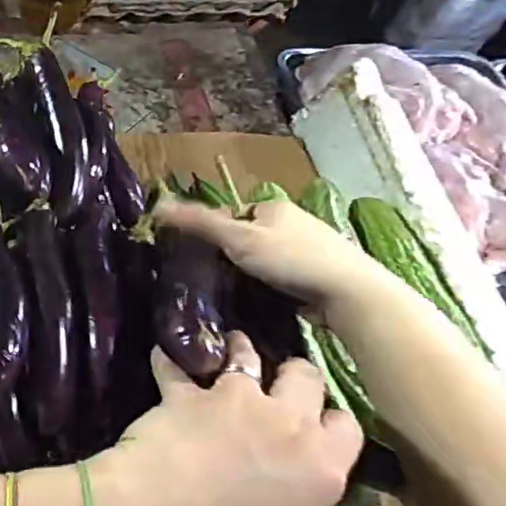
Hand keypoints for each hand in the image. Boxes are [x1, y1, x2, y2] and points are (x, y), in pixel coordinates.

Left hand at [88, 333, 362, 505]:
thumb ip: (281, 495)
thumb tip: (265, 488)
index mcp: (322, 470)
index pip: (345, 427)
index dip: (326, 418)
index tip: (312, 416)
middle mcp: (289, 426)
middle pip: (306, 379)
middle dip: (293, 373)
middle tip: (276, 375)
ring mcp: (238, 401)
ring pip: (247, 355)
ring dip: (237, 348)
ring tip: (227, 343)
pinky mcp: (188, 392)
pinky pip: (176, 366)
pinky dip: (168, 359)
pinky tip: (162, 352)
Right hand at [155, 199, 400, 321]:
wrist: (348, 292)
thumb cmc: (291, 259)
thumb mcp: (238, 239)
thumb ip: (199, 223)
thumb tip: (158, 207)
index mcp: (273, 207)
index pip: (229, 215)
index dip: (211, 234)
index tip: (199, 257)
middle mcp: (290, 222)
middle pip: (244, 237)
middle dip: (229, 255)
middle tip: (213, 278)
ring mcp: (305, 247)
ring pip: (260, 258)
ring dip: (247, 272)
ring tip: (234, 291)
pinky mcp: (313, 272)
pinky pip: (277, 275)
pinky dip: (266, 284)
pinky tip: (261, 298)